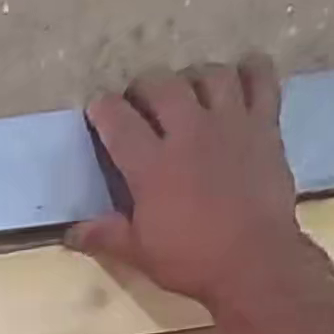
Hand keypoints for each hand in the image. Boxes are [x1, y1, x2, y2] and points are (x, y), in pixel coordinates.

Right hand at [67, 57, 309, 308]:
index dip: (103, 109)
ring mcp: (229, 123)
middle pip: (160, 85)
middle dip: (143, 88)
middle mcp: (187, 131)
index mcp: (151, 165)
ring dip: (193, 78)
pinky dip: (251, 70)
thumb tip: (70, 234)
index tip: (99, 110)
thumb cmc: (192, 262)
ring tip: (189, 93)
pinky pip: (260, 79)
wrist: (253, 263)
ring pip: (208, 74)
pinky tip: (242, 76)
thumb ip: (105, 236)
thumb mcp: (140, 253)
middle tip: (142, 104)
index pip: (117, 120)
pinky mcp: (264, 126)